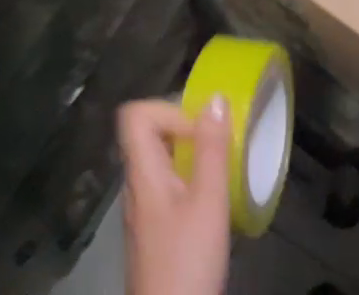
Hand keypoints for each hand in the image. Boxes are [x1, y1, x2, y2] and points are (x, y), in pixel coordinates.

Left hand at [118, 98, 231, 294]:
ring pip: (161, 162)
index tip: (201, 130)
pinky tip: (214, 203)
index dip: (168, 110)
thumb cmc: (188, 260)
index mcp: (142, 172)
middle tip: (219, 147)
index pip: (136, 115)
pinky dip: (191, 182)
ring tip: (223, 172)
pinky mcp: (155, 231)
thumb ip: (212, 150)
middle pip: (148, 135)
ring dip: (192, 157)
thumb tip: (215, 98)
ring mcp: (143, 210)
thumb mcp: (208, 202)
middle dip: (186, 130)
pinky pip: (168, 187)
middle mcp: (136, 185)